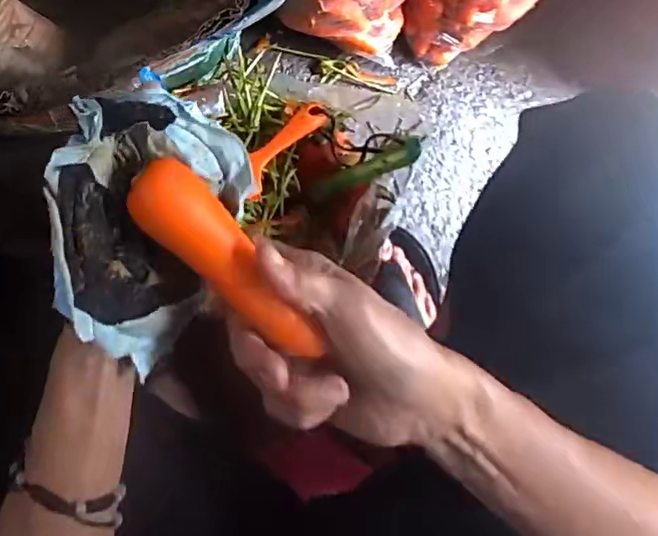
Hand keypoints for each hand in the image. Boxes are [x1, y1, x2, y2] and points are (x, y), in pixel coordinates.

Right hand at [226, 238, 464, 447]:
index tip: (232, 310)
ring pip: (256, 370)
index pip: (246, 268)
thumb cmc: (388, 339)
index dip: (232, 285)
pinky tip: (334, 403)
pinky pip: (275, 401)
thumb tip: (257, 247)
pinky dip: (304, 409)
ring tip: (333, 392)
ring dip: (293, 391)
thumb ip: (298, 282)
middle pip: (240, 328)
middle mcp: (285, 311)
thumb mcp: (345, 306)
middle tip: (281, 373)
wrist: (425, 406)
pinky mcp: (297, 389)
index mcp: (297, 278)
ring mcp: (290, 352)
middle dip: (259, 358)